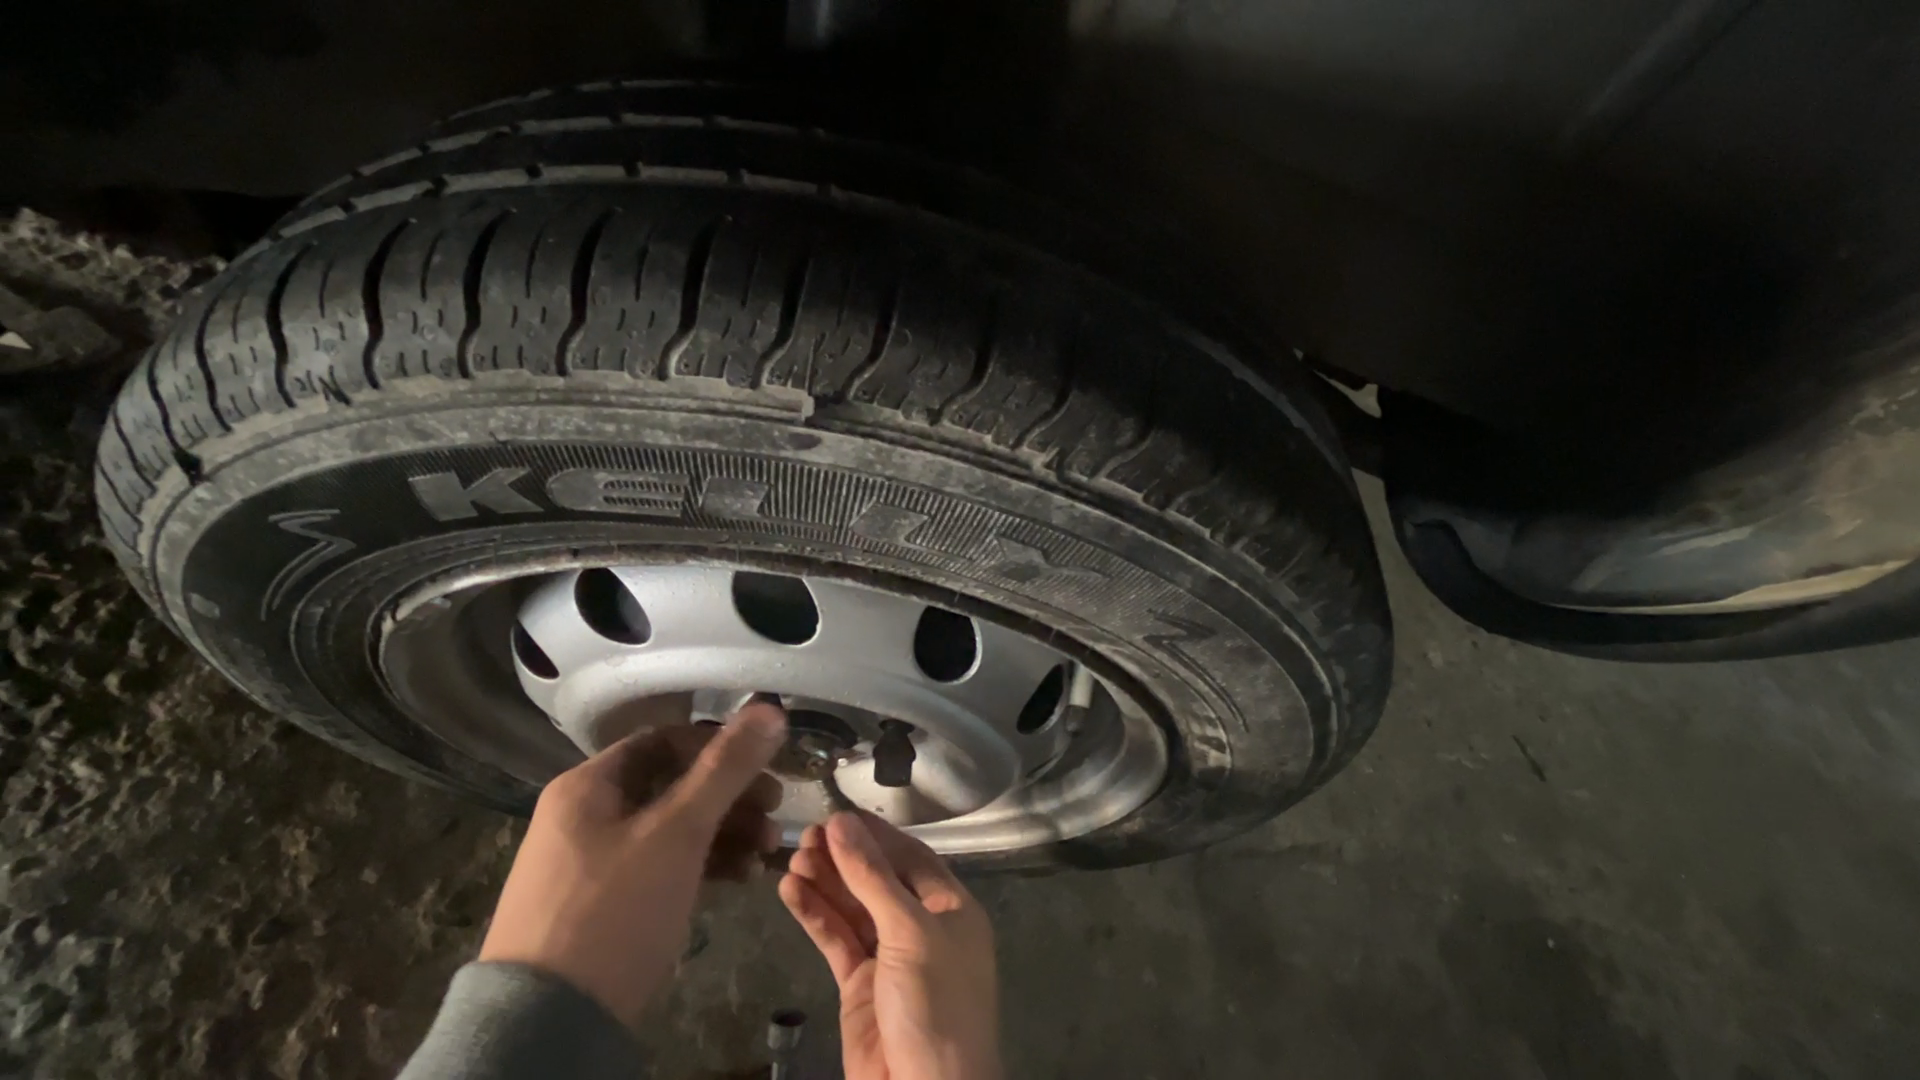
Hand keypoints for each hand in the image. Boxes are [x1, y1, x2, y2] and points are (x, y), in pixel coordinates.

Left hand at [478, 704, 787, 1029]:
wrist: (549, 1028)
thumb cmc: (614, 909)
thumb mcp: (677, 831)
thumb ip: (725, 769)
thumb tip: (770, 709)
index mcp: (589, 785)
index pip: (665, 740)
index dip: (719, 746)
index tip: (766, 763)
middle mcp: (587, 815)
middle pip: (673, 784)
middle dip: (731, 794)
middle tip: (775, 810)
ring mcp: (595, 863)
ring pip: (673, 828)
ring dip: (725, 831)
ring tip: (767, 850)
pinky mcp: (607, 906)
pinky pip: (664, 866)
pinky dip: (703, 864)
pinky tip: (742, 877)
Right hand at [779, 812, 1002, 1079]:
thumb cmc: (936, 1004)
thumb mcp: (910, 932)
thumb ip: (873, 877)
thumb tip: (842, 822)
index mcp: (951, 909)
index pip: (911, 858)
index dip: (875, 835)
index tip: (839, 813)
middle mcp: (921, 927)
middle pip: (878, 880)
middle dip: (844, 857)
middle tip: (808, 833)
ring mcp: (889, 958)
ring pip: (853, 908)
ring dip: (825, 882)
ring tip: (794, 856)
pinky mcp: (860, 986)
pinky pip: (836, 940)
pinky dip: (815, 915)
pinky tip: (790, 890)